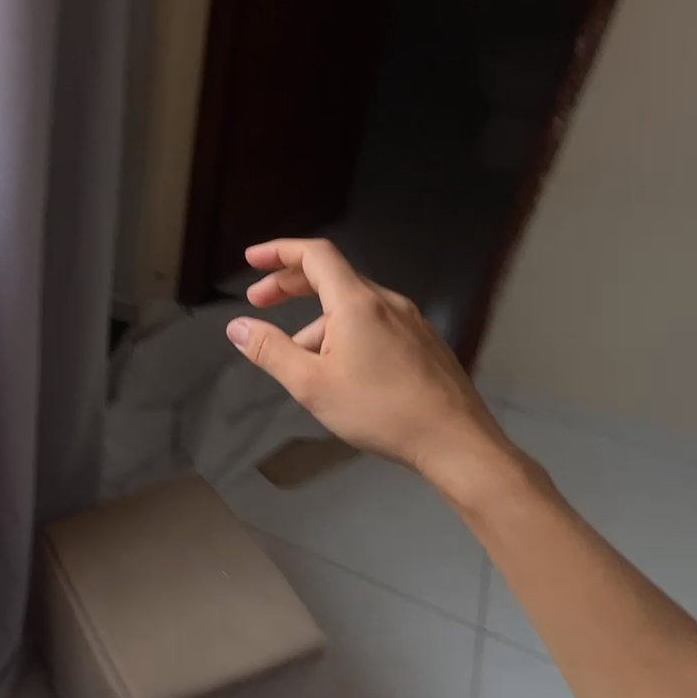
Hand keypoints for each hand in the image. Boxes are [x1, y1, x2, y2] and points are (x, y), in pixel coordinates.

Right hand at [225, 238, 515, 490]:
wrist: (460, 446)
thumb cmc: (382, 412)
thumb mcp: (310, 384)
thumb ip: (268, 350)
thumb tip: (236, 326)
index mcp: (357, 303)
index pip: (314, 255)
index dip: (279, 251)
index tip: (251, 260)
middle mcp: (387, 303)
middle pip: (331, 275)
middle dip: (289, 284)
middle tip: (259, 302)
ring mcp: (411, 322)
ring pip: (351, 305)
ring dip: (315, 319)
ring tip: (299, 359)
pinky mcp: (424, 344)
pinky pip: (374, 323)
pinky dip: (343, 331)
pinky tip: (339, 369)